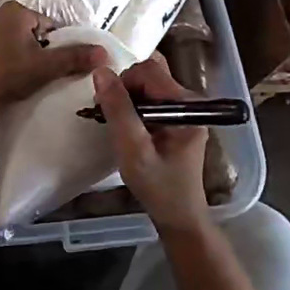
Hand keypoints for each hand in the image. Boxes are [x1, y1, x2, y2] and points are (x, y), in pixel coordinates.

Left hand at [0, 3, 103, 117]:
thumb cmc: (7, 72)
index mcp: (17, 10)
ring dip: (22, 55)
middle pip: (32, 32)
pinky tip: (6, 77)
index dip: (55, 47)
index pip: (49, 26)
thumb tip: (104, 52)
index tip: (53, 66)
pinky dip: (6, 60)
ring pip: (15, 41)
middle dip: (38, 50)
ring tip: (23, 78)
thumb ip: (74, 58)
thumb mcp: (45, 66)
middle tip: (40, 73)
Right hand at [94, 55, 210, 235]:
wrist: (179, 218)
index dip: (124, 82)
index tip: (108, 106)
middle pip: (149, 74)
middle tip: (110, 117)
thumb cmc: (158, 187)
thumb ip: (119, 110)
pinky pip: (151, 99)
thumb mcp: (133, 150)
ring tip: (117, 124)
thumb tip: (101, 71)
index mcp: (186, 104)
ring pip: (148, 85)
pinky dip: (134, 107)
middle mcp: (188, 101)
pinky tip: (127, 129)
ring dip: (128, 99)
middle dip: (125, 89)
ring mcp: (183, 110)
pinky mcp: (176, 119)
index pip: (149, 70)